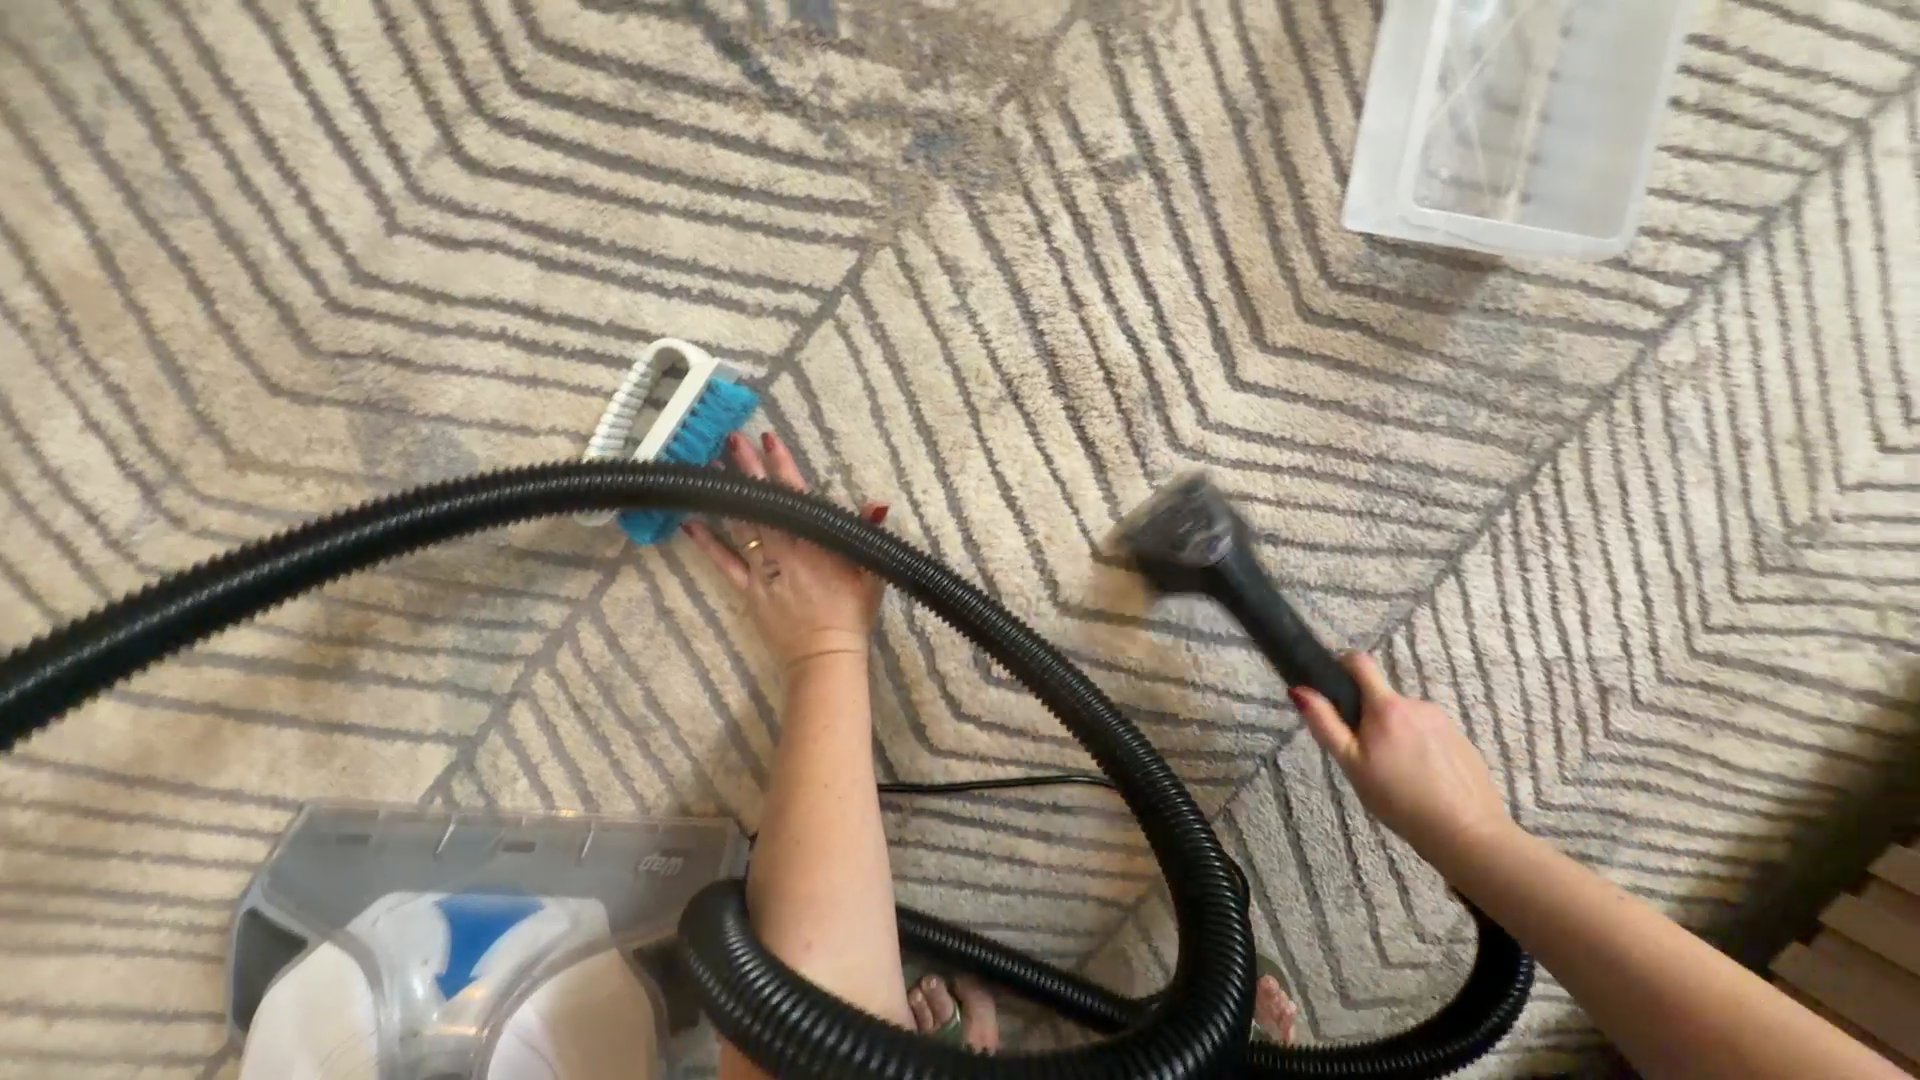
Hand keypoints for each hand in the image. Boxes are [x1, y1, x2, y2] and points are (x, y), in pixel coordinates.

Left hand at [681, 432, 887, 674]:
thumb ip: (866, 535)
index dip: (782, 465)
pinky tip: (690, 523)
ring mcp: (764, 569)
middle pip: (764, 504)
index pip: (797, 496)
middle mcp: (787, 550)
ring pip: (741, 525)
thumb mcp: (870, 571)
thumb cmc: (852, 613)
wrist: (826, 654)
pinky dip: (707, 544)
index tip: (769, 439)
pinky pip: (724, 564)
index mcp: (816, 542)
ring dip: (727, 496)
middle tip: (732, 440)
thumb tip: (877, 504)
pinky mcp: (748, 590)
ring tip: (709, 467)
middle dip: (747, 470)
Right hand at [1291, 653, 1512, 861]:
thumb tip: (1299, 690)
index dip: (1341, 666)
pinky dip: (1419, 748)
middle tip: (1365, 757)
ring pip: (1406, 718)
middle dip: (1368, 717)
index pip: (1360, 662)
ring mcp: (1444, 721)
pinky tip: (1421, 780)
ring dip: (1394, 734)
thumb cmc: (1398, 799)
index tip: (1333, 689)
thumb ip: (1325, 724)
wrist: (1467, 833)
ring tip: (1396, 775)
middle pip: (1382, 697)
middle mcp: (1417, 704)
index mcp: (1386, 706)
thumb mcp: (1351, 764)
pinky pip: (1429, 733)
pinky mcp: (1463, 740)